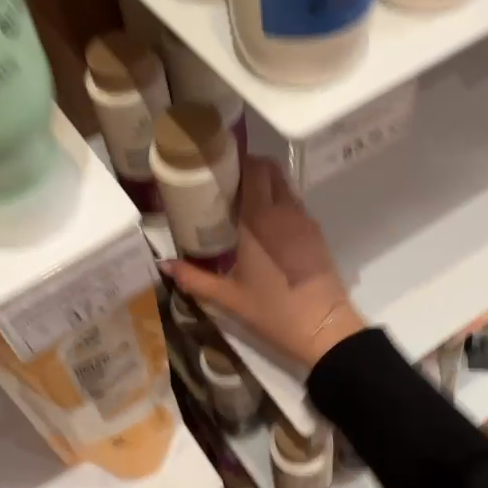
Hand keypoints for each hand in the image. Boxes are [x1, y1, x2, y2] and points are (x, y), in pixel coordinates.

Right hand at [161, 157, 367, 366]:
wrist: (324, 328)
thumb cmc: (273, 310)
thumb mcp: (228, 297)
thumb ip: (193, 278)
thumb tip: (163, 265)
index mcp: (259, 219)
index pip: (253, 170)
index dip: (236, 159)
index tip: (217, 164)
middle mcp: (284, 211)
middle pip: (271, 169)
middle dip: (250, 167)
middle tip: (226, 181)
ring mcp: (304, 220)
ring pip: (285, 185)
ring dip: (265, 184)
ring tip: (242, 201)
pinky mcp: (315, 233)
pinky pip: (295, 204)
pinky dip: (279, 202)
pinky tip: (264, 224)